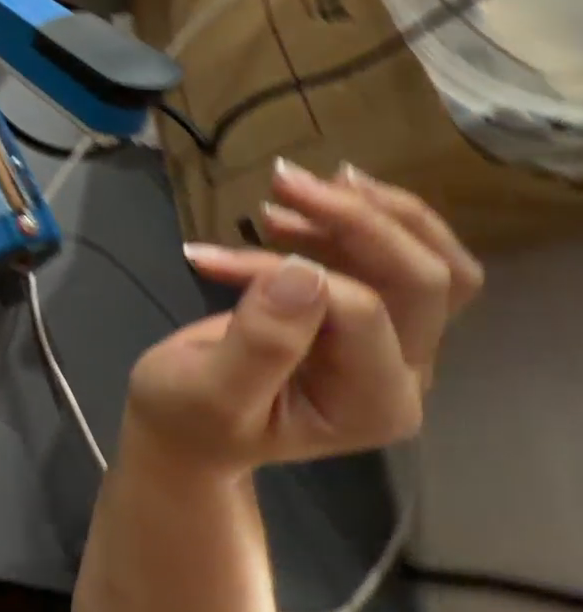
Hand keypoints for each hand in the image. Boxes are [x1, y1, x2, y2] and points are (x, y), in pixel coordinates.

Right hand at [123, 160, 481, 477]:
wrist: (183, 432)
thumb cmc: (187, 415)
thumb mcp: (209, 390)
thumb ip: (260, 342)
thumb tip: (299, 270)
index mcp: (373, 402)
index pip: (361, 309)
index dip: (282, 269)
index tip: (206, 257)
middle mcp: (404, 374)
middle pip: (427, 279)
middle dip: (360, 219)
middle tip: (283, 179)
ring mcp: (391, 347)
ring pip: (426, 263)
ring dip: (366, 213)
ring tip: (291, 182)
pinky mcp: (365, 323)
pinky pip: (388, 263)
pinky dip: (349, 225)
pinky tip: (292, 210)